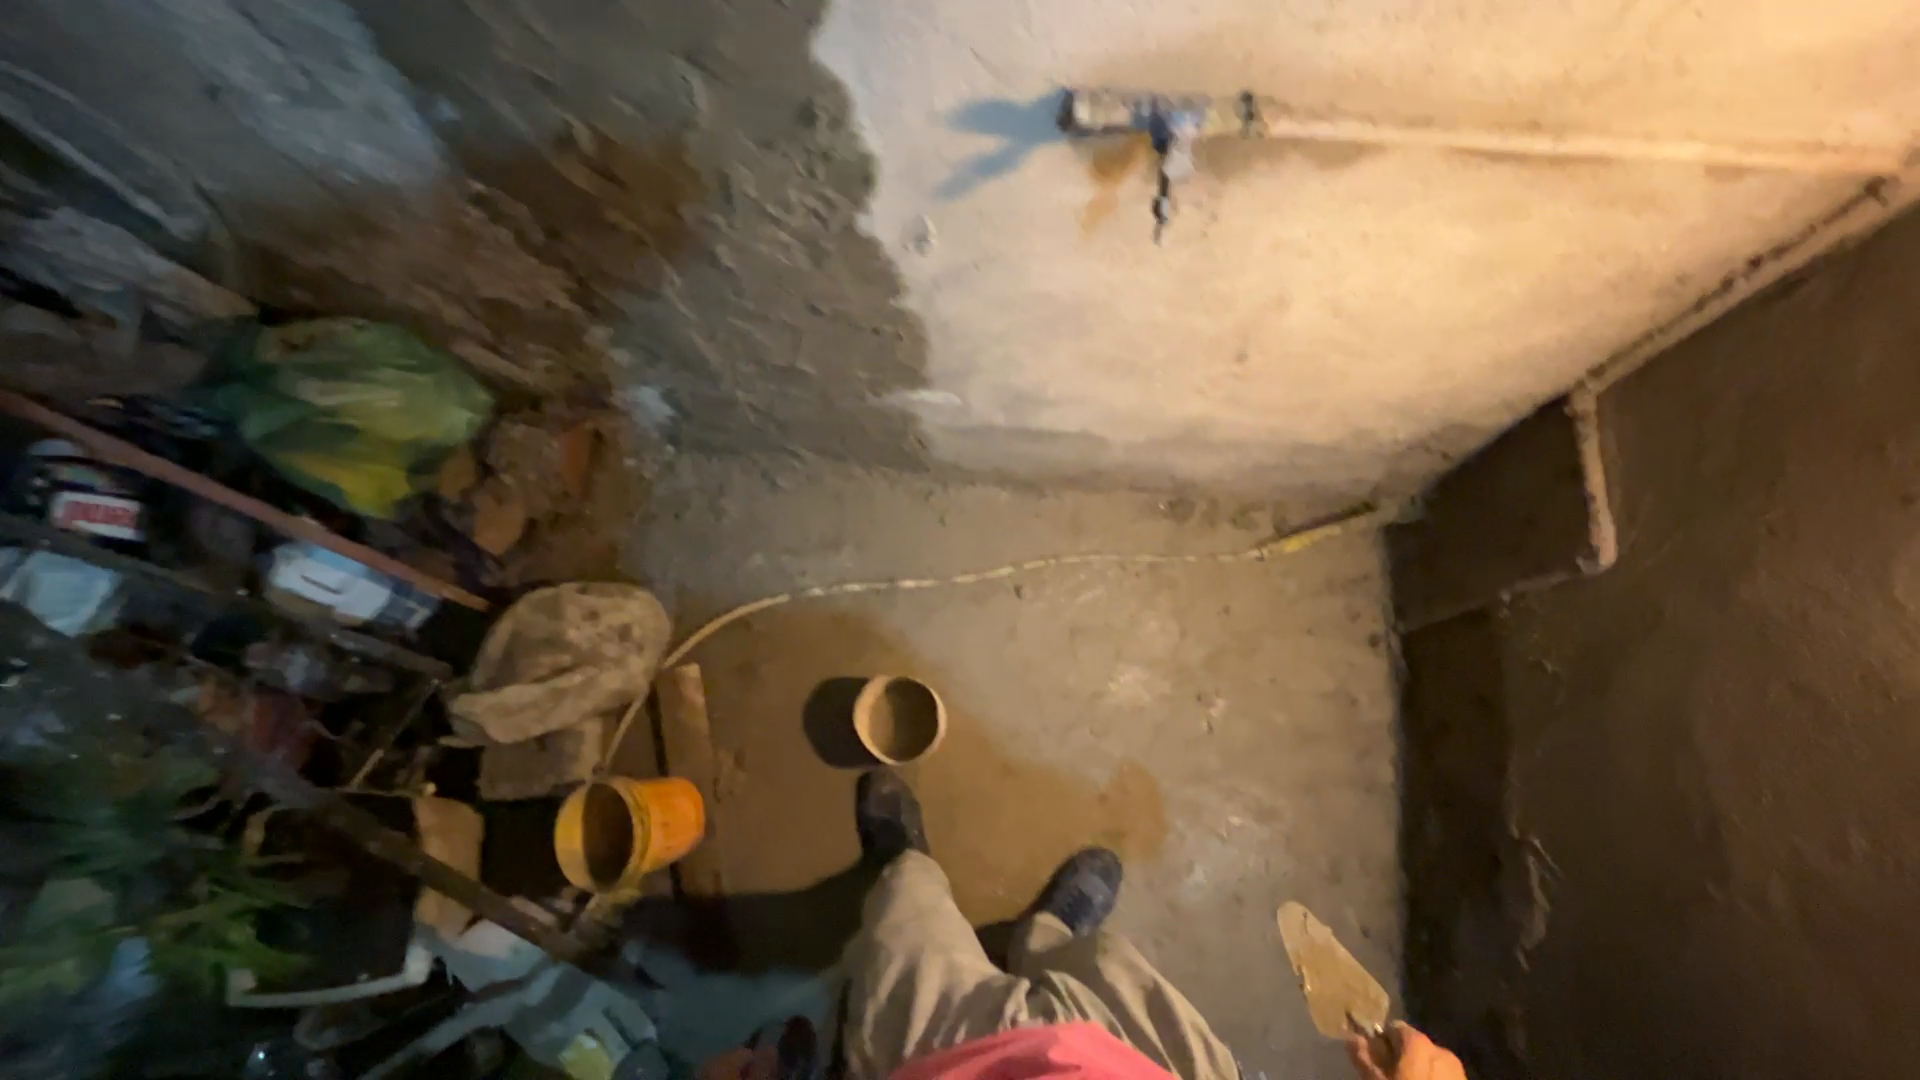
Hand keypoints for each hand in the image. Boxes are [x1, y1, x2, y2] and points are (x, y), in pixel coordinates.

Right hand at [1345, 1022, 1465, 1079]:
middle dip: (1402, 1059)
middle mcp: (1441, 1051)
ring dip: (1419, 1074)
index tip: (1377, 1062)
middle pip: (1415, 1047)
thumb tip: (1353, 1038)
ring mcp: (1460, 1073)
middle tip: (1391, 1079)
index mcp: (1419, 1043)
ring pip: (1431, 1065)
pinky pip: (1444, 1079)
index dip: (1383, 1043)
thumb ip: (1363, 1057)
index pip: (1395, 1029)